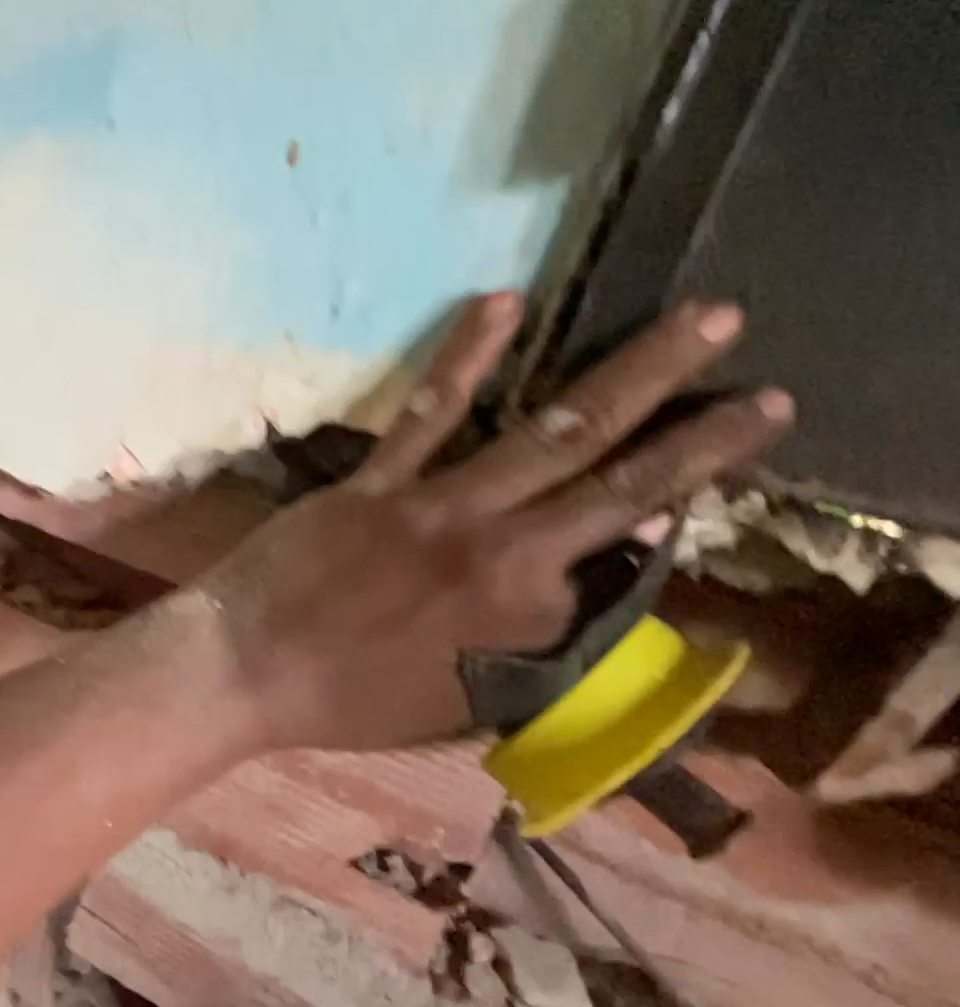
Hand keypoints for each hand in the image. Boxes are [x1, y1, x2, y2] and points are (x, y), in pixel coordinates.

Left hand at [198, 293, 794, 750]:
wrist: (244, 668)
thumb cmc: (348, 701)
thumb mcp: (462, 700)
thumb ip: (533, 645)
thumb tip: (586, 578)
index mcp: (528, 618)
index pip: (613, 563)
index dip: (657, 526)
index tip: (691, 488)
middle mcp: (499, 551)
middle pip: (617, 484)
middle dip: (699, 432)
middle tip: (762, 382)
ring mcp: (434, 506)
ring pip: (549, 432)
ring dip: (628, 374)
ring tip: (698, 319)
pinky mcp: (374, 480)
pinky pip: (428, 410)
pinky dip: (466, 356)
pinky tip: (504, 305)